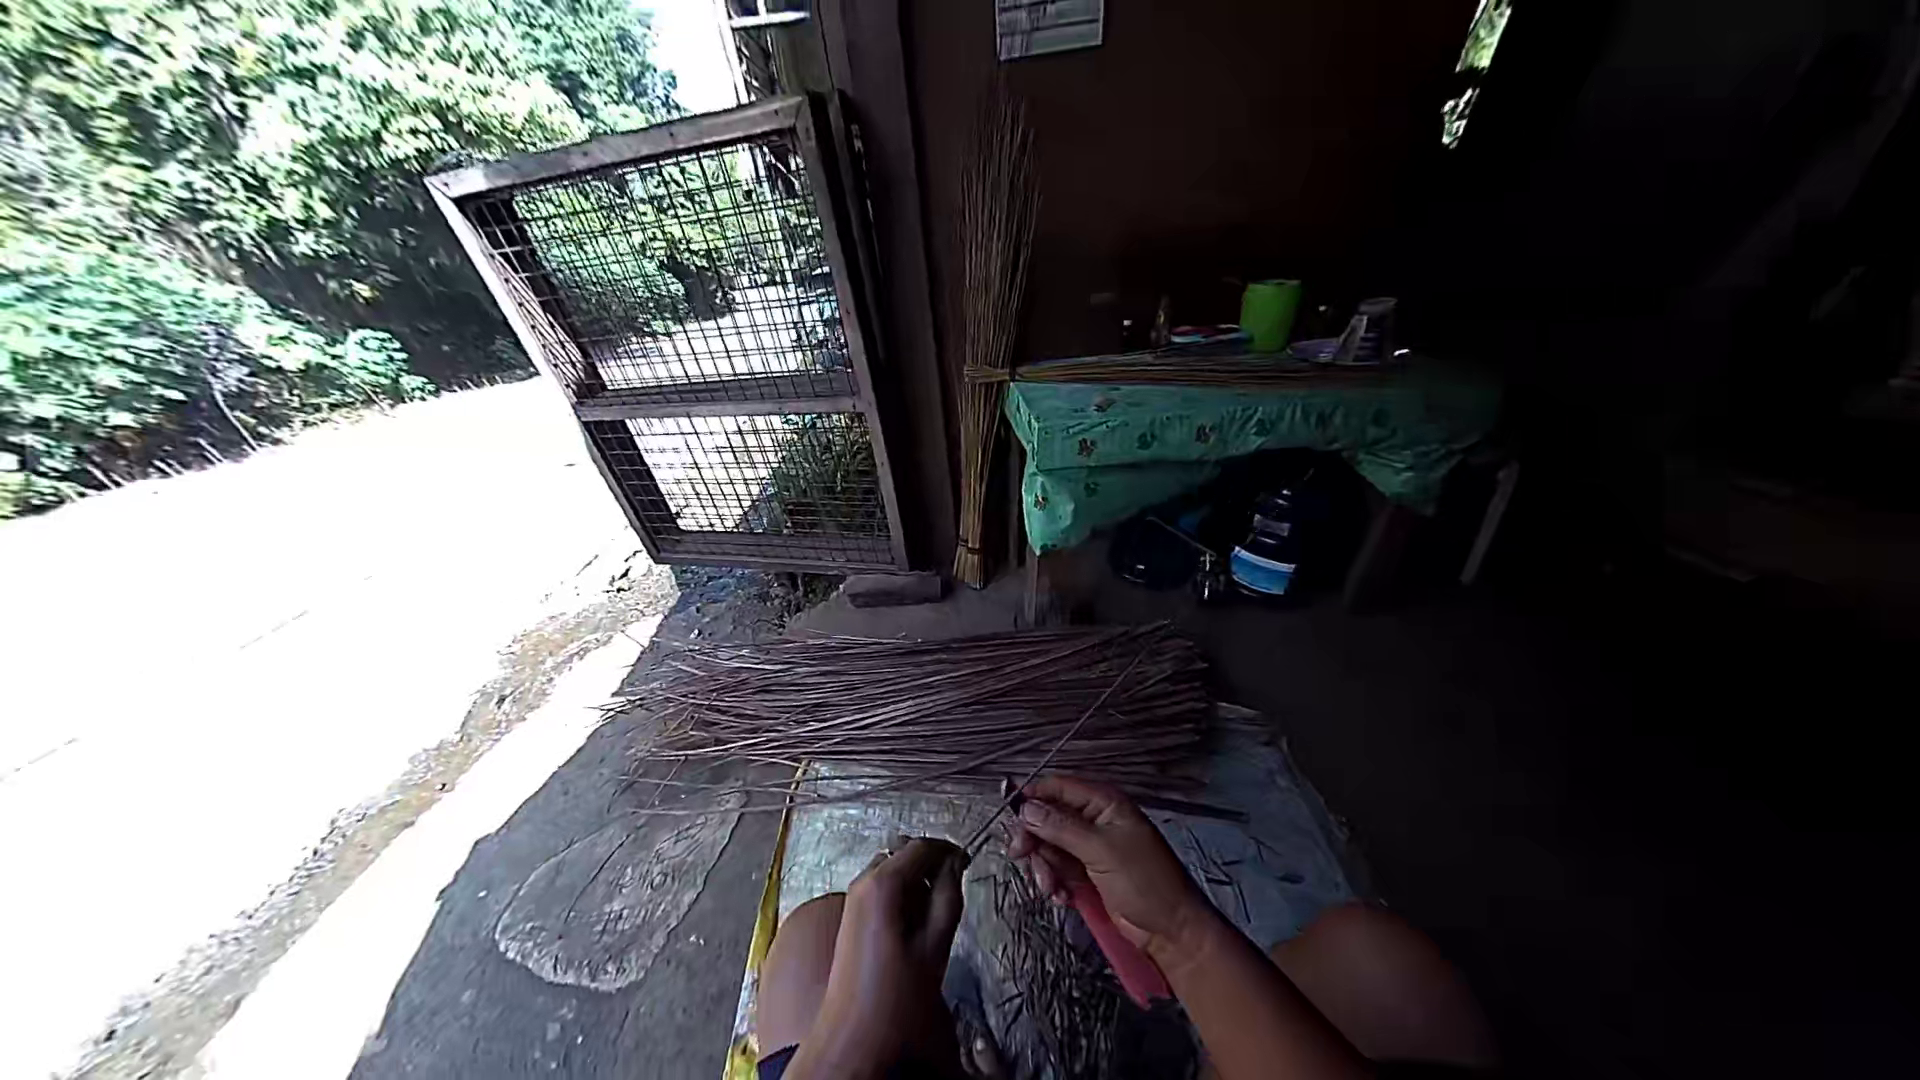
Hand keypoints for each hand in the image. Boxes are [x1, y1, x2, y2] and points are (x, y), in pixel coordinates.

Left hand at [787, 836, 966, 1079]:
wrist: (852, 1042)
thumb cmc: (896, 997)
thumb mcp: (934, 945)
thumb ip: (947, 897)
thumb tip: (955, 865)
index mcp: (882, 883)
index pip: (921, 846)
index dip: (948, 850)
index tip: (968, 863)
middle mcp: (863, 881)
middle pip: (904, 853)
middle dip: (930, 864)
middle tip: (953, 890)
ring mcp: (853, 898)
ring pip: (892, 869)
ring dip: (916, 880)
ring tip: (935, 913)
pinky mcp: (851, 916)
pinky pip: (881, 888)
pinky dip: (902, 894)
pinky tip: (914, 926)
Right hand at [1007, 776, 1216, 967]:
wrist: (1171, 931)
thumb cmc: (1144, 881)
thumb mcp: (1101, 850)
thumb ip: (1061, 827)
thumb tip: (1027, 808)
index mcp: (1103, 803)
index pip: (1059, 788)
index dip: (1033, 797)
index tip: (1011, 813)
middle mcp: (1094, 820)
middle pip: (1048, 818)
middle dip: (1034, 838)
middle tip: (1020, 854)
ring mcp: (1089, 848)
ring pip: (1049, 846)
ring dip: (1044, 866)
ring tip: (1051, 887)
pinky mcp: (1086, 873)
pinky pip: (1057, 869)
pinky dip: (1054, 882)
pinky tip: (1062, 896)